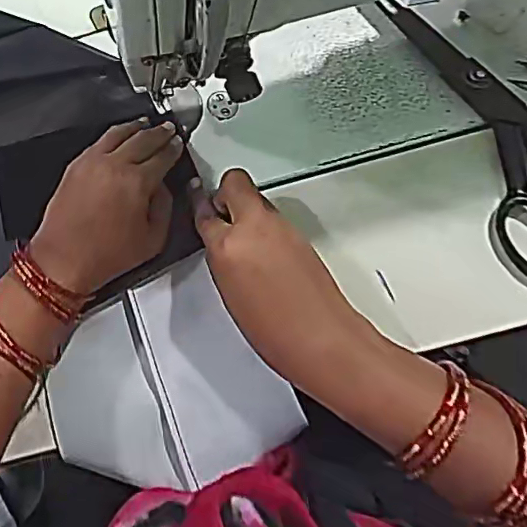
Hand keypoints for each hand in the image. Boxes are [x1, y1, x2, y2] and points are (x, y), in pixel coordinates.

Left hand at [31, 121, 181, 294]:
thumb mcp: (152, 239)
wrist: (64, 258)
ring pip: (118, 133)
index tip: (178, 144)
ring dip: (135, 127)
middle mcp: (113, 166)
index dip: (173, 148)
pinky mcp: (75, 165)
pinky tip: (117, 136)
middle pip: (143, 138)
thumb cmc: (102, 254)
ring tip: (145, 125)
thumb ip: (164, 207)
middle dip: (159, 133)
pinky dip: (113, 135)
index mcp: (136, 182)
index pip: (162, 156)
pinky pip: (98, 141)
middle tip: (167, 130)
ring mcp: (92, 162)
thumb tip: (163, 189)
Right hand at [192, 168, 385, 383]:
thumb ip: (220, 257)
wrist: (326, 344)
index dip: (201, 208)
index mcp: (228, 245)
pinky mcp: (302, 236)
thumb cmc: (281, 332)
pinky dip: (268, 229)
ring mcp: (283, 229)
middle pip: (235, 182)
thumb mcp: (229, 294)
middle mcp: (257, 227)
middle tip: (221, 211)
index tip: (200, 207)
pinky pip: (276, 220)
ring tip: (247, 240)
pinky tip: (267, 255)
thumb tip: (218, 243)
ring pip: (257, 199)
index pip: (205, 210)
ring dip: (248, 211)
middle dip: (225, 192)